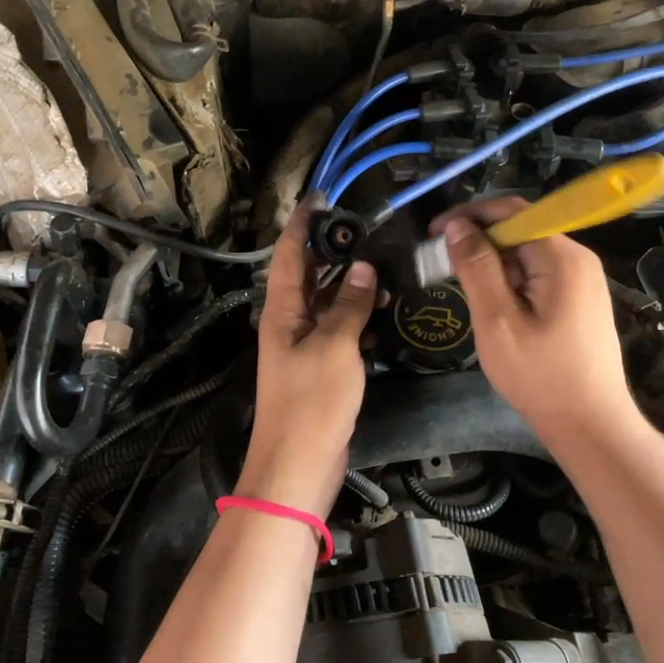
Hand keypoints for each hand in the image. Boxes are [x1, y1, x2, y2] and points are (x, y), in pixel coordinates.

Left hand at [242, 197, 378, 517]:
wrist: (298, 464)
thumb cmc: (311, 401)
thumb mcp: (335, 346)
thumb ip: (350, 306)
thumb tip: (365, 269)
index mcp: (282, 311)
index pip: (289, 255)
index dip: (302, 225)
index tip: (320, 197)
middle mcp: (289, 322)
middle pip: (307, 275)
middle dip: (331, 251)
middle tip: (364, 228)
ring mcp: (304, 346)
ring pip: (325, 303)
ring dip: (349, 284)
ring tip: (381, 266)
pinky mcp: (321, 368)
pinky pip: (337, 330)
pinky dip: (357, 316)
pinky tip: (381, 310)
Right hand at [431, 198, 641, 429]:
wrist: (591, 425)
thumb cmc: (541, 376)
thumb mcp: (497, 321)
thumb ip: (476, 268)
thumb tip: (456, 226)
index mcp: (562, 258)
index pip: (512, 211)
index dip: (469, 215)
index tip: (433, 234)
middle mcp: (578, 259)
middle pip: (521, 229)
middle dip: (479, 240)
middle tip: (443, 266)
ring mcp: (583, 279)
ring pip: (528, 252)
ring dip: (493, 263)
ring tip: (466, 291)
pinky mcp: (581, 299)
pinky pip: (539, 273)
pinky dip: (511, 279)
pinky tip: (496, 307)